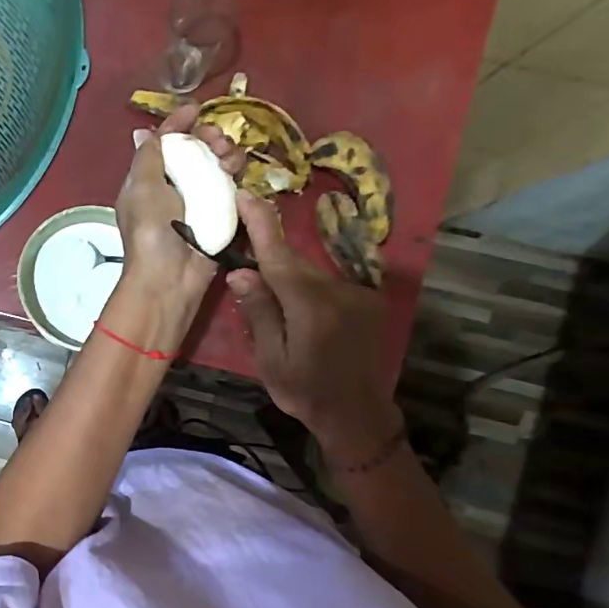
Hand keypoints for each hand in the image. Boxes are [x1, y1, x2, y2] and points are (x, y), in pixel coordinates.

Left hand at [114, 103, 247, 315]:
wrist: (170, 276)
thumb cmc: (152, 229)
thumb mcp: (142, 187)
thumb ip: (147, 157)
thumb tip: (142, 132)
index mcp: (147, 181)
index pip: (163, 144)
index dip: (178, 124)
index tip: (196, 108)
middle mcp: (171, 189)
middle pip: (195, 151)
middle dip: (208, 137)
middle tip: (217, 140)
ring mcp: (195, 203)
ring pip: (216, 165)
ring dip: (225, 153)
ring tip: (229, 157)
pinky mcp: (217, 216)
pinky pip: (231, 187)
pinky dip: (235, 174)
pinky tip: (239, 172)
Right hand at [226, 193, 403, 463]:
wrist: (356, 413)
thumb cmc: (303, 390)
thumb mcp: (270, 358)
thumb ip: (259, 312)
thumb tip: (241, 271)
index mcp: (310, 306)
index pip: (280, 256)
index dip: (262, 224)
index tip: (247, 195)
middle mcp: (338, 291)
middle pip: (294, 264)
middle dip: (268, 261)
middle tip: (242, 269)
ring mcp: (357, 294)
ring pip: (311, 275)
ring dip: (288, 282)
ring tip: (273, 310)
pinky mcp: (367, 301)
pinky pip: (327, 285)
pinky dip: (306, 291)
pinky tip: (298, 315)